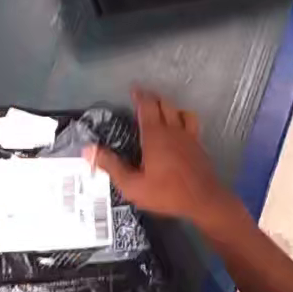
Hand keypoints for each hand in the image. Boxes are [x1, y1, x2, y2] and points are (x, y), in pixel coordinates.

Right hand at [85, 89, 249, 240]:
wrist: (203, 201)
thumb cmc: (166, 193)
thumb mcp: (132, 185)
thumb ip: (111, 166)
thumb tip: (88, 150)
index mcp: (155, 135)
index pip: (147, 106)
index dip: (139, 95)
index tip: (133, 90)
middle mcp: (174, 130)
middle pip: (165, 104)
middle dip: (153, 98)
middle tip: (143, 99)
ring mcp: (189, 137)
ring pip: (181, 111)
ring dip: (170, 107)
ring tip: (162, 110)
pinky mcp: (199, 146)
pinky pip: (192, 123)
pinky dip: (184, 119)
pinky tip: (180, 128)